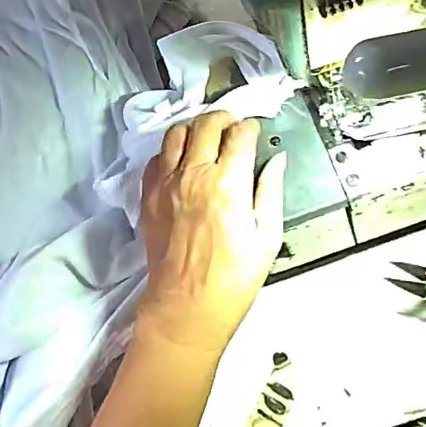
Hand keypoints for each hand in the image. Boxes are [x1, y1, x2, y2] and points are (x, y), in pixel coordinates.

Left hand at [136, 112, 287, 357]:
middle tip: (233, 126)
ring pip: (176, 134)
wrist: (186, 308)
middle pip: (206, 124)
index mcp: (228, 184)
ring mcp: (167, 184)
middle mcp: (194, 176)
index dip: (251, 128)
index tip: (254, 131)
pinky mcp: (148, 197)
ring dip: (195, 129)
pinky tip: (182, 161)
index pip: (240, 135)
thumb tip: (276, 161)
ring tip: (206, 137)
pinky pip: (156, 158)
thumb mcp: (267, 238)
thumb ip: (270, 192)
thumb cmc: (231, 280)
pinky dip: (170, 152)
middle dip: (224, 119)